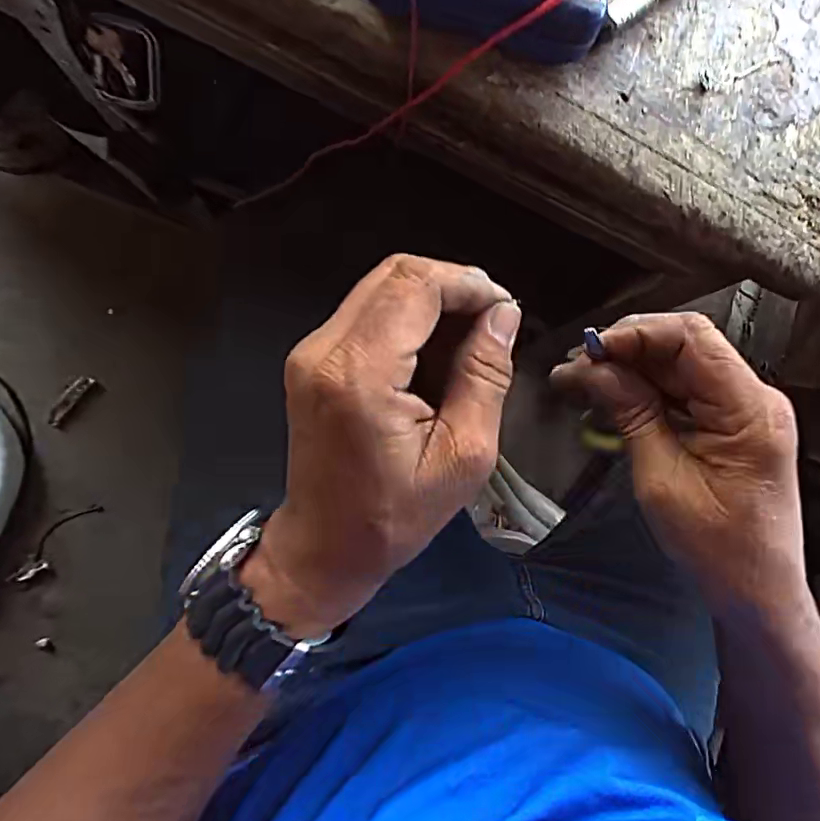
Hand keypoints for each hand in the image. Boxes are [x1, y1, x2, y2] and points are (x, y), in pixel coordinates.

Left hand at [242, 254, 519, 635]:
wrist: (325, 546)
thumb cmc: (395, 515)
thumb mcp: (464, 455)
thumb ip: (486, 377)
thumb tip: (504, 317)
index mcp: (360, 375)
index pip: (416, 286)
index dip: (470, 285)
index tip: (505, 312)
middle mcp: (326, 350)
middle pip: (397, 273)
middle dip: (456, 286)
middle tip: (494, 321)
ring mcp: (314, 351)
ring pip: (385, 286)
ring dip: (437, 300)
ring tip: (473, 338)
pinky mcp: (317, 358)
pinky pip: (372, 310)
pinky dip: (415, 316)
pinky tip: (440, 351)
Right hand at [549, 313, 804, 615]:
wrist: (758, 594)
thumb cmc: (722, 552)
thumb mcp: (663, 482)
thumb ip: (633, 415)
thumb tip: (598, 370)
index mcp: (751, 410)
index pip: (692, 338)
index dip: (636, 334)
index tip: (592, 349)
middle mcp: (757, 400)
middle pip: (686, 347)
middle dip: (628, 351)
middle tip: (579, 367)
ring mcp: (747, 410)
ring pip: (682, 366)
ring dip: (633, 370)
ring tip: (586, 383)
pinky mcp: (734, 424)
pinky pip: (688, 391)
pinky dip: (649, 391)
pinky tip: (614, 399)